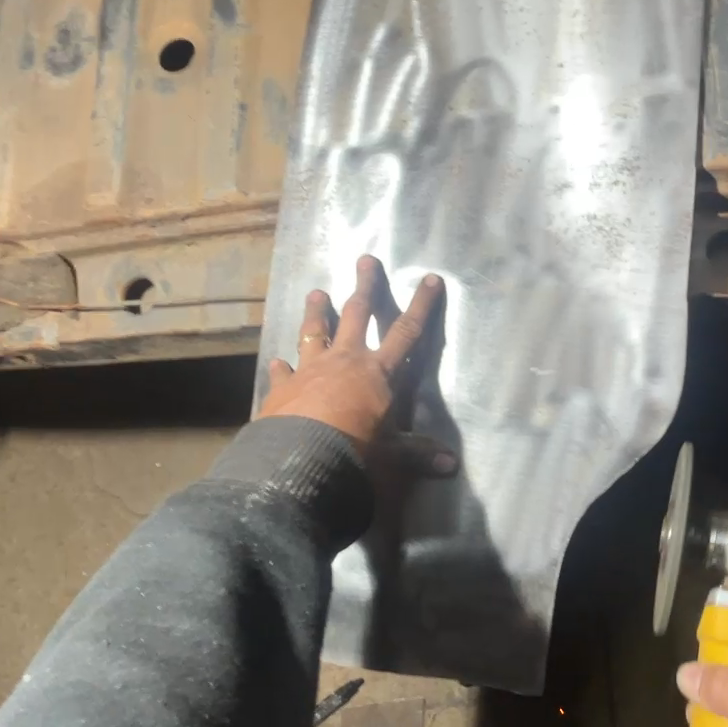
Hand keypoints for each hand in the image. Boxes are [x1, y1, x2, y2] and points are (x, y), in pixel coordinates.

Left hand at [261, 255, 447, 461]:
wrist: (299, 458)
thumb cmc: (355, 450)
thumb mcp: (393, 454)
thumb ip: (418, 454)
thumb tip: (451, 466)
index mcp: (378, 372)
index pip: (406, 332)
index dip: (421, 306)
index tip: (430, 279)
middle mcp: (345, 360)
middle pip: (357, 314)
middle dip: (365, 287)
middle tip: (365, 260)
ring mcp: (311, 369)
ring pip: (315, 330)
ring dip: (317, 312)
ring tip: (316, 292)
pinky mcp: (283, 387)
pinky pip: (283, 371)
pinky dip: (281, 367)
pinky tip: (276, 362)